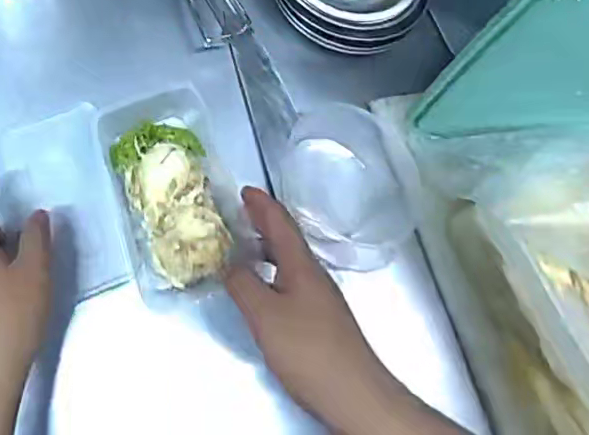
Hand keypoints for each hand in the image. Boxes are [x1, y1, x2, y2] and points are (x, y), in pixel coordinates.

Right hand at [225, 187, 462, 434]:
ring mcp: (321, 298)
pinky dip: (274, 270)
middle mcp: (313, 274)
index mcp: (300, 264)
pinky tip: (264, 287)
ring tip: (245, 245)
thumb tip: (228, 262)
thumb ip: (243, 284)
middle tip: (241, 210)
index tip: (245, 189)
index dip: (262, 204)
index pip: (280, 222)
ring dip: (268, 247)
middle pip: (287, 238)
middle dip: (264, 221)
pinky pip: (292, 280)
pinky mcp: (323, 320)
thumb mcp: (264, 315)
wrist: (359, 399)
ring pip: (290, 260)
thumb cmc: (309, 350)